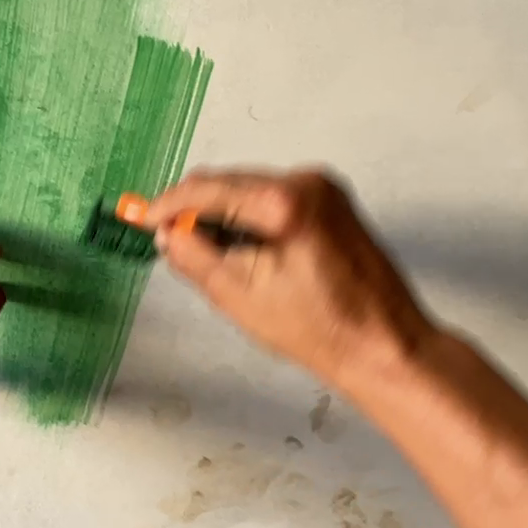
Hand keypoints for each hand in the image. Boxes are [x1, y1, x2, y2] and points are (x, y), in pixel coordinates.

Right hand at [145, 168, 435, 393]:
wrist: (382, 344)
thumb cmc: (324, 329)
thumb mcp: (237, 296)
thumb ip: (194, 256)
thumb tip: (168, 235)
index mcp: (284, 202)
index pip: (206, 188)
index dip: (168, 205)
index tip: (145, 218)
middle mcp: (307, 183)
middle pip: (226, 183)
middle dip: (194, 211)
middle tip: (171, 241)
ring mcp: (323, 188)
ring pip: (247, 189)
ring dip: (221, 215)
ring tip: (213, 258)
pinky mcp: (330, 201)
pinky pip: (271, 197)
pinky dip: (248, 218)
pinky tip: (245, 251)